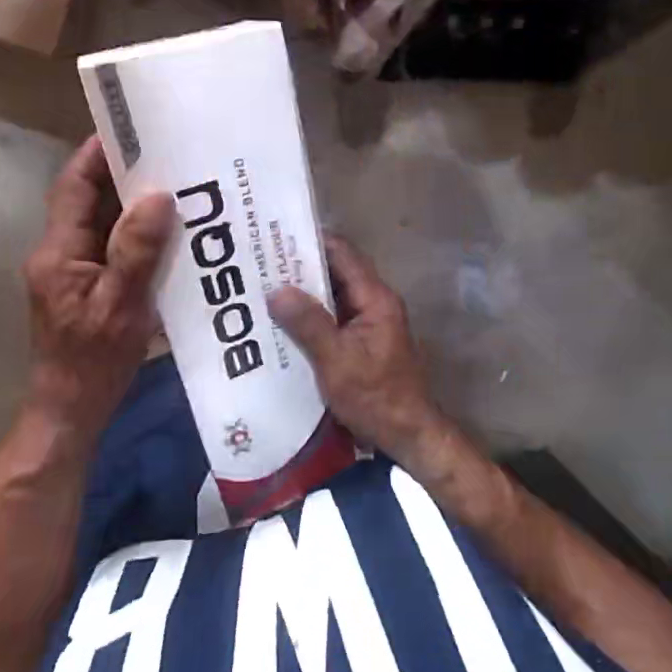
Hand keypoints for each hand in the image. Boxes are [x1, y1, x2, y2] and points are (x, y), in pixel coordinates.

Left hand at [21, 137, 173, 432]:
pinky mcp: (86, 286)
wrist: (70, 412)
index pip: (72, 187)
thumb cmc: (92, 363)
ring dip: (131, 203)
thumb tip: (157, 198)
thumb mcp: (121, 307)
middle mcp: (59, 253)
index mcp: (58, 252)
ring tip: (174, 181)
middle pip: (87, 199)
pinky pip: (110, 246)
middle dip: (121, 174)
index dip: (95, 154)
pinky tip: (168, 229)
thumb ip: (136, 251)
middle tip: (165, 151)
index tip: (128, 127)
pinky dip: (135, 233)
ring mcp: (71, 271)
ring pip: (100, 222)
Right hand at [268, 236, 449, 467]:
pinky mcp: (363, 338)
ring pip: (334, 293)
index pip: (342, 253)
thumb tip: (277, 290)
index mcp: (375, 298)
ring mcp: (370, 320)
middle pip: (337, 270)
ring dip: (305, 290)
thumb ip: (308, 323)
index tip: (276, 236)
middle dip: (301, 265)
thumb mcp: (336, 361)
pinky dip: (312, 312)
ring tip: (266, 284)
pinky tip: (284, 318)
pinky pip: (334, 314)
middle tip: (262, 261)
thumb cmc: (375, 397)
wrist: (408, 434)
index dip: (311, 241)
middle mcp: (375, 301)